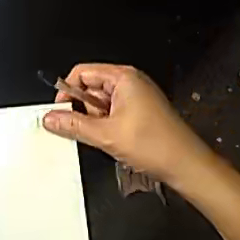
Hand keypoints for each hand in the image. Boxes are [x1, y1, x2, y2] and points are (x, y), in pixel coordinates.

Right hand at [43, 63, 218, 186]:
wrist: (188, 166)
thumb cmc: (157, 145)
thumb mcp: (106, 135)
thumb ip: (74, 124)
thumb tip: (51, 118)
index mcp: (123, 77)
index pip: (82, 73)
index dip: (67, 90)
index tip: (60, 110)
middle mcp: (130, 81)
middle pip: (90, 87)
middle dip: (85, 109)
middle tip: (90, 129)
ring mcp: (136, 95)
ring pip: (101, 102)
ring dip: (98, 120)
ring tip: (109, 138)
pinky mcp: (140, 110)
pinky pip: (113, 111)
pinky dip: (108, 124)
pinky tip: (116, 140)